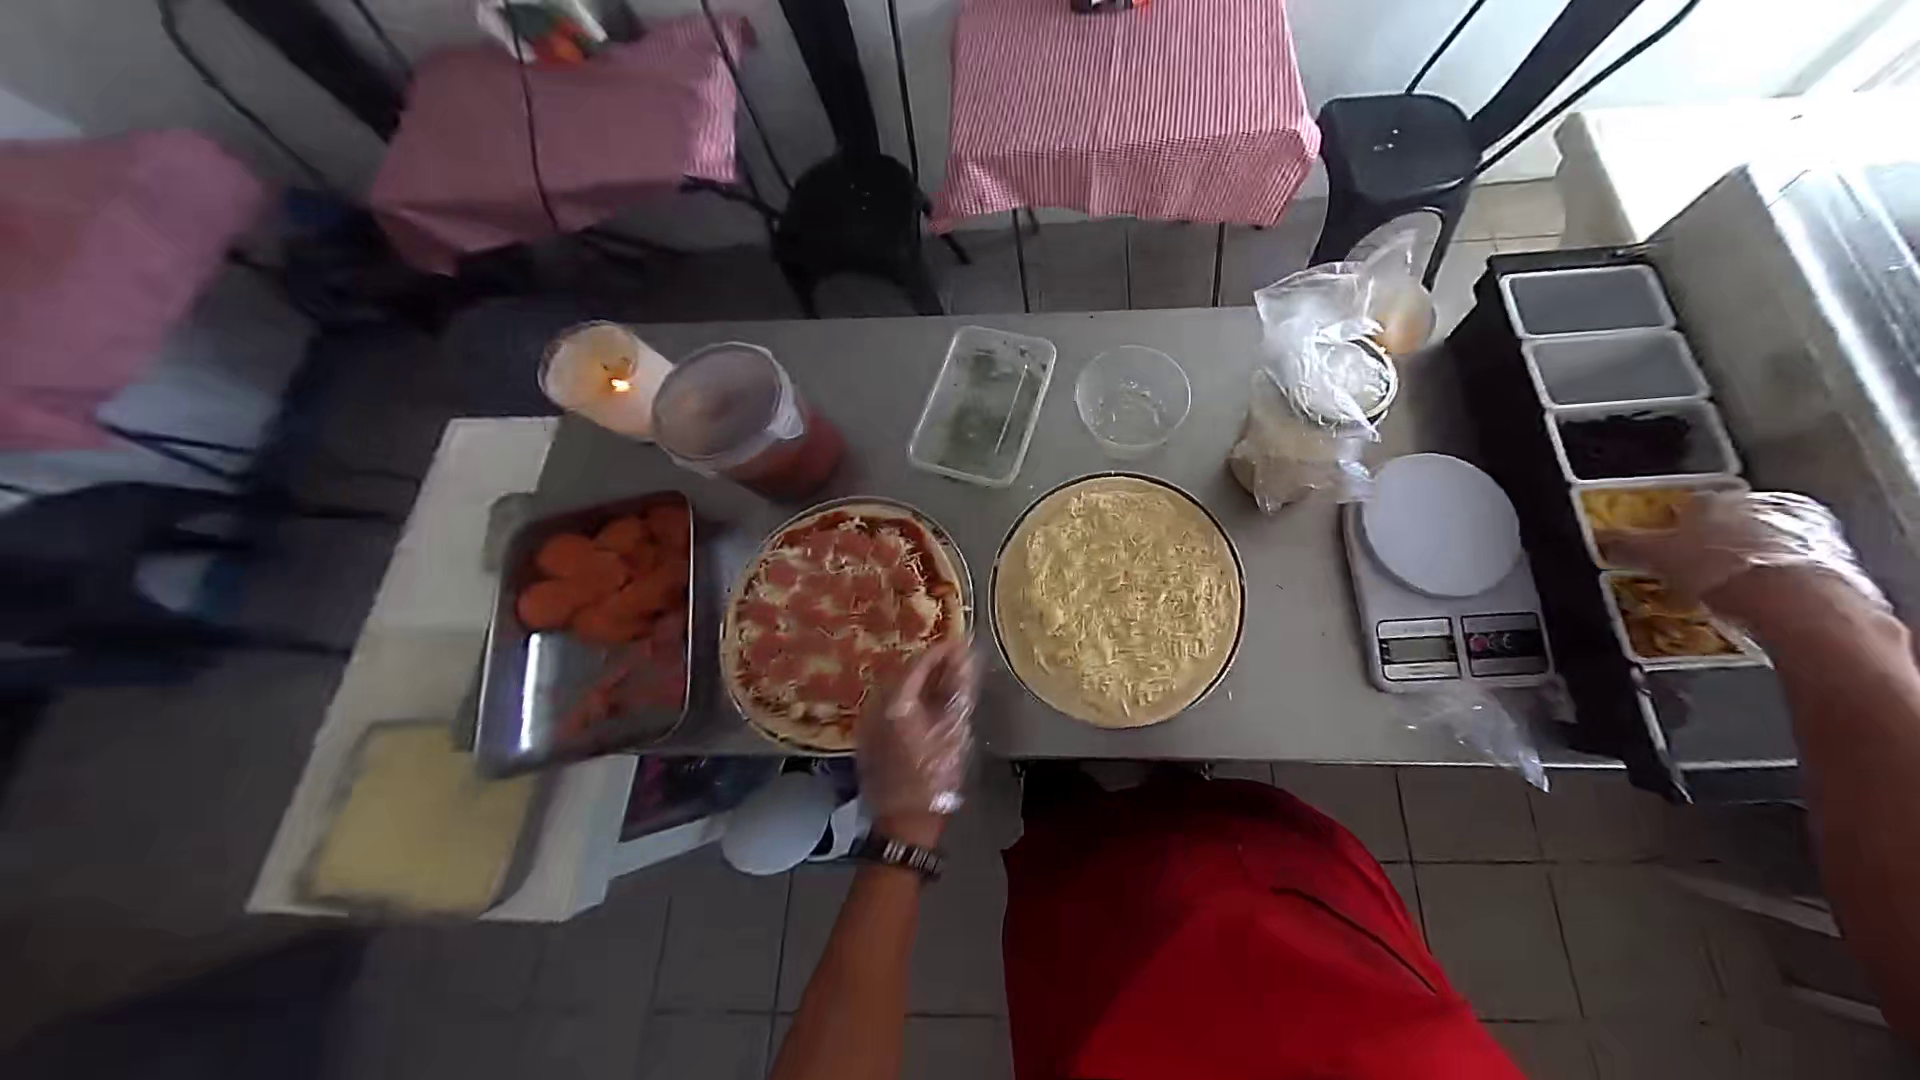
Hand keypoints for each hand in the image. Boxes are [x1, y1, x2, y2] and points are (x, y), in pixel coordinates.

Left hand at [856, 640, 978, 820]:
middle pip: (903, 672)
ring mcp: (867, 721)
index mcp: (897, 703)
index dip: (941, 651)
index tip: (960, 643)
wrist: (903, 823)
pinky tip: (924, 705)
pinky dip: (907, 698)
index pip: (919, 663)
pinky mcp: (866, 736)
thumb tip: (964, 660)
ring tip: (943, 681)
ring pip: (894, 688)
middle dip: (930, 664)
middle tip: (955, 661)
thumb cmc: (934, 779)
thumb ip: (958, 691)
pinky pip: (887, 705)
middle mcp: (876, 706)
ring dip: (918, 681)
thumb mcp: (954, 732)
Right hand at [1600, 490, 1885, 611]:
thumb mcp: (1652, 556)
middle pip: (1719, 522)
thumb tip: (1598, 538)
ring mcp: (1794, 532)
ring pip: (1750, 542)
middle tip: (1682, 565)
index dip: (1665, 523)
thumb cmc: (1718, 570)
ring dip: (1734, 559)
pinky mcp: (1821, 559)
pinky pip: (1779, 564)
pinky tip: (1747, 598)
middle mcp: (1756, 507)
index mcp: (1712, 500)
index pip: (1682, 503)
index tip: (1656, 543)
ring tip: (1713, 587)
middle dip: (1702, 540)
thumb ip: (1622, 544)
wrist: (1795, 604)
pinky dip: (1762, 577)